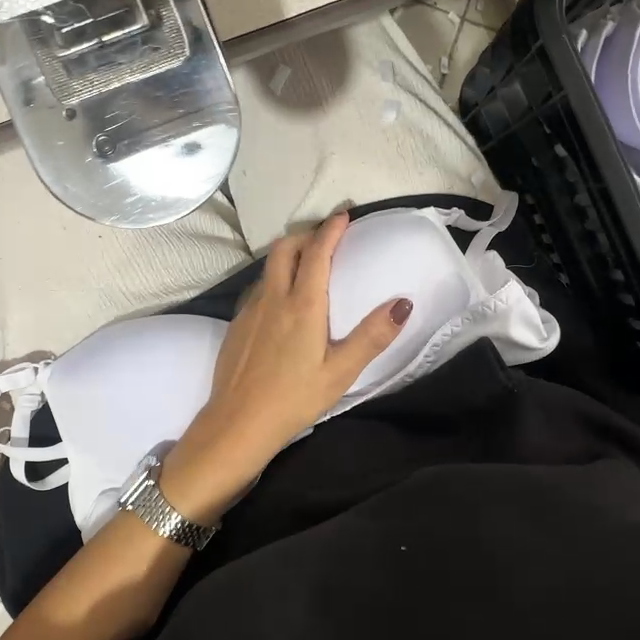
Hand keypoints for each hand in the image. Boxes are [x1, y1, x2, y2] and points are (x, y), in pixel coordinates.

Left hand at [187, 212, 411, 464]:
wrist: (236, 425)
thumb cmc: (294, 399)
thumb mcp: (341, 372)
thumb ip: (372, 336)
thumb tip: (403, 303)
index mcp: (302, 305)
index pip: (316, 252)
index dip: (331, 229)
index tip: (344, 215)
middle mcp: (273, 298)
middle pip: (285, 248)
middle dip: (306, 234)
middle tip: (327, 236)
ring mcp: (250, 310)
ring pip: (268, 268)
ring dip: (289, 255)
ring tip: (309, 264)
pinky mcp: (237, 326)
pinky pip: (258, 289)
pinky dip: (275, 280)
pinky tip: (284, 304)